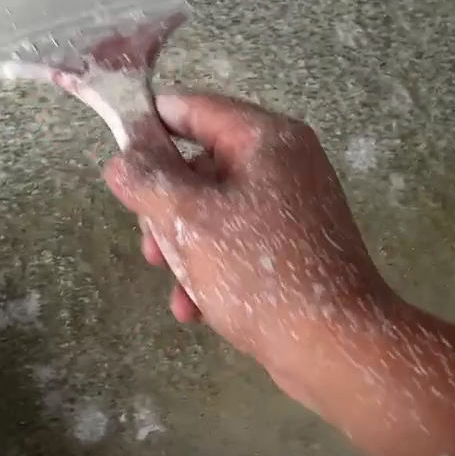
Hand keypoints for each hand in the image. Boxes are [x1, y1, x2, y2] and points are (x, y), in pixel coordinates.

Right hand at [103, 92, 394, 398]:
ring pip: (215, 203)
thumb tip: (122, 156)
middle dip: (165, 204)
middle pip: (201, 161)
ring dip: (183, 241)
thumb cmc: (260, 273)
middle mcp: (283, 158)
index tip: (116, 158)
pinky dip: (213, 262)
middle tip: (148, 245)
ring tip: (169, 282)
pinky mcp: (296, 241)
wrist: (338, 347)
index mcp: (265, 137)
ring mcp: (292, 200)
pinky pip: (239, 235)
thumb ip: (148, 179)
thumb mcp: (189, 220)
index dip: (148, 127)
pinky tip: (193, 307)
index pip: (192, 108)